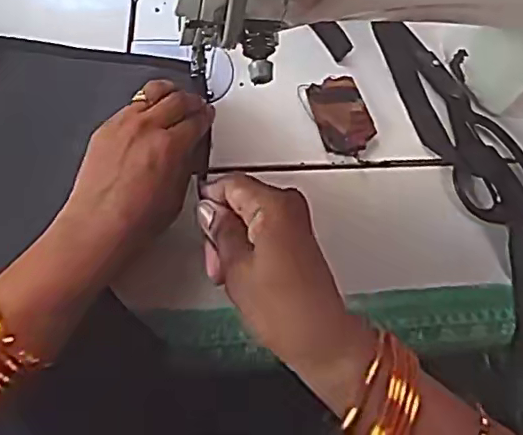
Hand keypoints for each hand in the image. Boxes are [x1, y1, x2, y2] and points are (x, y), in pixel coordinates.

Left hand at [47, 78, 210, 278]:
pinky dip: (143, 105)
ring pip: (152, 92)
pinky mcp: (105, 127)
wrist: (96, 228)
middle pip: (177, 99)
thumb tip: (188, 152)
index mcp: (169, 145)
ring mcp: (123, 124)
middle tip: (196, 105)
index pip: (196, 119)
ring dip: (168, 93)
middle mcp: (146, 128)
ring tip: (173, 96)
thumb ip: (185, 165)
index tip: (206, 117)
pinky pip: (130, 105)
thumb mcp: (176, 197)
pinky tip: (146, 112)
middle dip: (192, 101)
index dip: (205, 117)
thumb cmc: (130, 223)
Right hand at [198, 174, 372, 403]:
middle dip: (222, 225)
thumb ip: (219, 232)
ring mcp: (297, 219)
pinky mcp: (300, 236)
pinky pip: (265, 226)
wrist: (322, 340)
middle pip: (241, 197)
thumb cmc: (287, 311)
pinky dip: (251, 244)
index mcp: (273, 204)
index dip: (209, 201)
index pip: (230, 182)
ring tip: (230, 272)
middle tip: (216, 258)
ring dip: (235, 237)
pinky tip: (245, 272)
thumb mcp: (236, 269)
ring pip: (251, 213)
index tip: (200, 221)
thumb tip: (209, 212)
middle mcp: (289, 204)